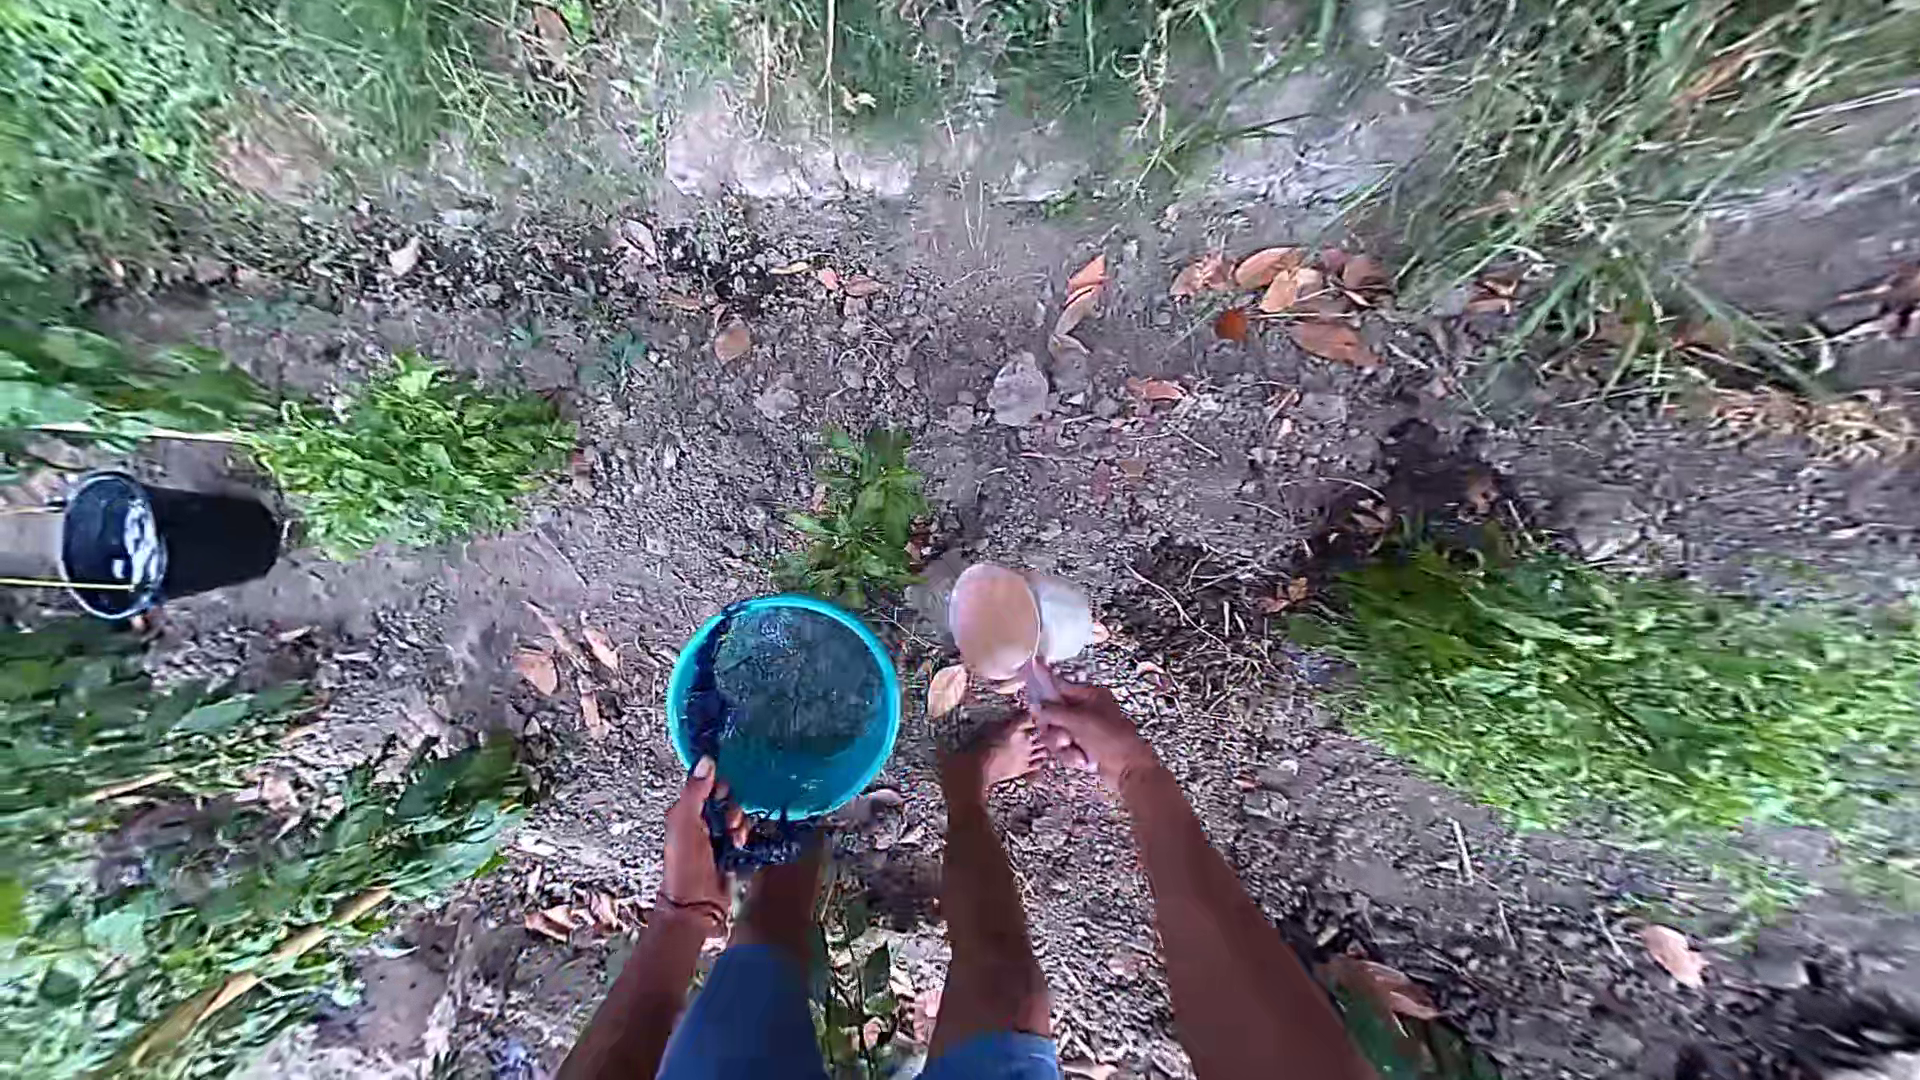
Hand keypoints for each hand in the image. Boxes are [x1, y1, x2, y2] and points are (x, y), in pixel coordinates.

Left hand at [663, 756, 746, 915]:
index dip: (718, 785)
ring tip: (734, 836)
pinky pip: (743, 829)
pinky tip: (739, 843)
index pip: (707, 784)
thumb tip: (706, 760)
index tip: (723, 794)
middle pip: (726, 798)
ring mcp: (715, 835)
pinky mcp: (730, 847)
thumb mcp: (686, 825)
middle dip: (732, 806)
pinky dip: (744, 834)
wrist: (697, 908)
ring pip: (737, 813)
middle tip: (729, 821)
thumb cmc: (686, 866)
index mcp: (686, 811)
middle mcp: (700, 820)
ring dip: (739, 822)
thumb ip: (695, 792)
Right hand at [1031, 679, 1157, 786]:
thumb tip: (1037, 706)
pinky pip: (1064, 747)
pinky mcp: (1083, 747)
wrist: (1129, 770)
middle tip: (1062, 738)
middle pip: (1053, 713)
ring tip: (1075, 751)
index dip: (1045, 687)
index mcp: (1090, 695)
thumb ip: (1054, 711)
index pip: (1060, 686)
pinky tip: (1082, 760)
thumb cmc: (1108, 738)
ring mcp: (1084, 729)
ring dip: (1062, 745)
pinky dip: (1070, 755)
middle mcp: (1085, 709)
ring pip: (1056, 732)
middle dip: (1055, 728)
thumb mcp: (1078, 720)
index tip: (1032, 682)